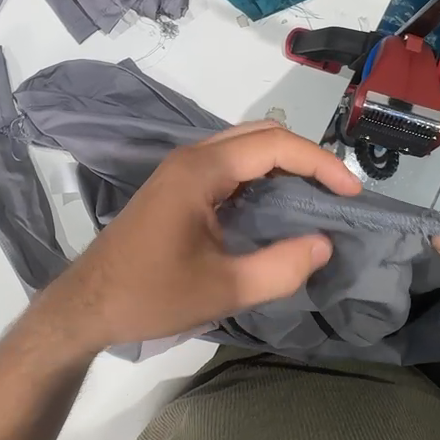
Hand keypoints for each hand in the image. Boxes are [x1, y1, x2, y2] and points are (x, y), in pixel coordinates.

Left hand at [31, 121, 360, 357]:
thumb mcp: (223, 289)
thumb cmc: (151, 295)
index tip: (352, 192)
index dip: (320, 163)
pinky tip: (278, 203)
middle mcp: (192, 157)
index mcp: (201, 171)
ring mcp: (181, 168)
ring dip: (284, 162)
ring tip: (317, 196)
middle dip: (306, 156)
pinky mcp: (177, 184)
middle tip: (338, 192)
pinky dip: (262, 173)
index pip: (274, 146)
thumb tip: (324, 243)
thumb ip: (280, 268)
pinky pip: (230, 163)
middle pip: (261, 135)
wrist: (87, 305)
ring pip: (245, 145)